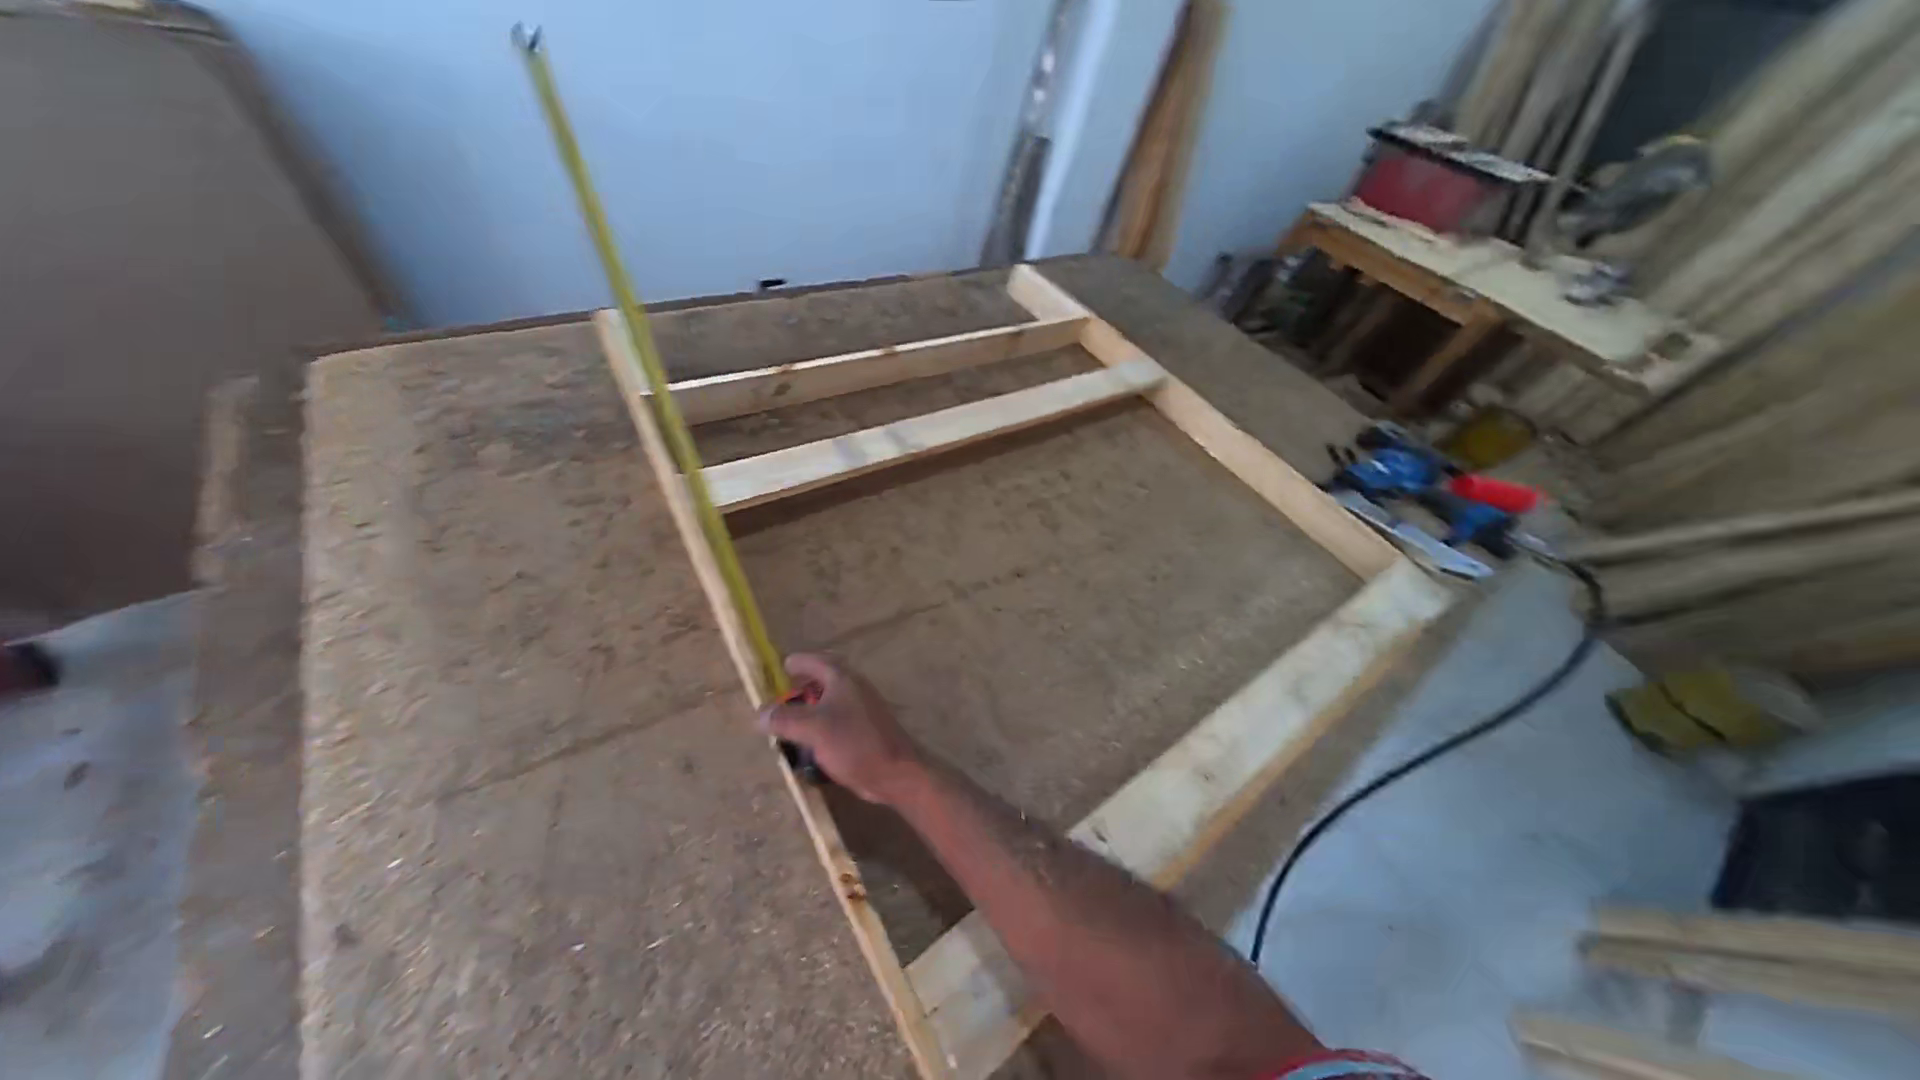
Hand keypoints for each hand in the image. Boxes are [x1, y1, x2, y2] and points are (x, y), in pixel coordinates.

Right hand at [759, 653, 924, 804]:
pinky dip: (821, 726)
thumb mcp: (813, 729)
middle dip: (804, 686)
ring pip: (831, 702)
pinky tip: (809, 743)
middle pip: (825, 679)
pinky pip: (837, 722)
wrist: (894, 772)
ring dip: (811, 708)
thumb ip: (785, 719)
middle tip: (784, 695)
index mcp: (843, 679)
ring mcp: (862, 710)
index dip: (799, 662)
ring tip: (791, 721)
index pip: (818, 661)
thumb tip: (759, 713)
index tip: (783, 665)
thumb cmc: (854, 743)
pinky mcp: (864, 731)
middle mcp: (854, 689)